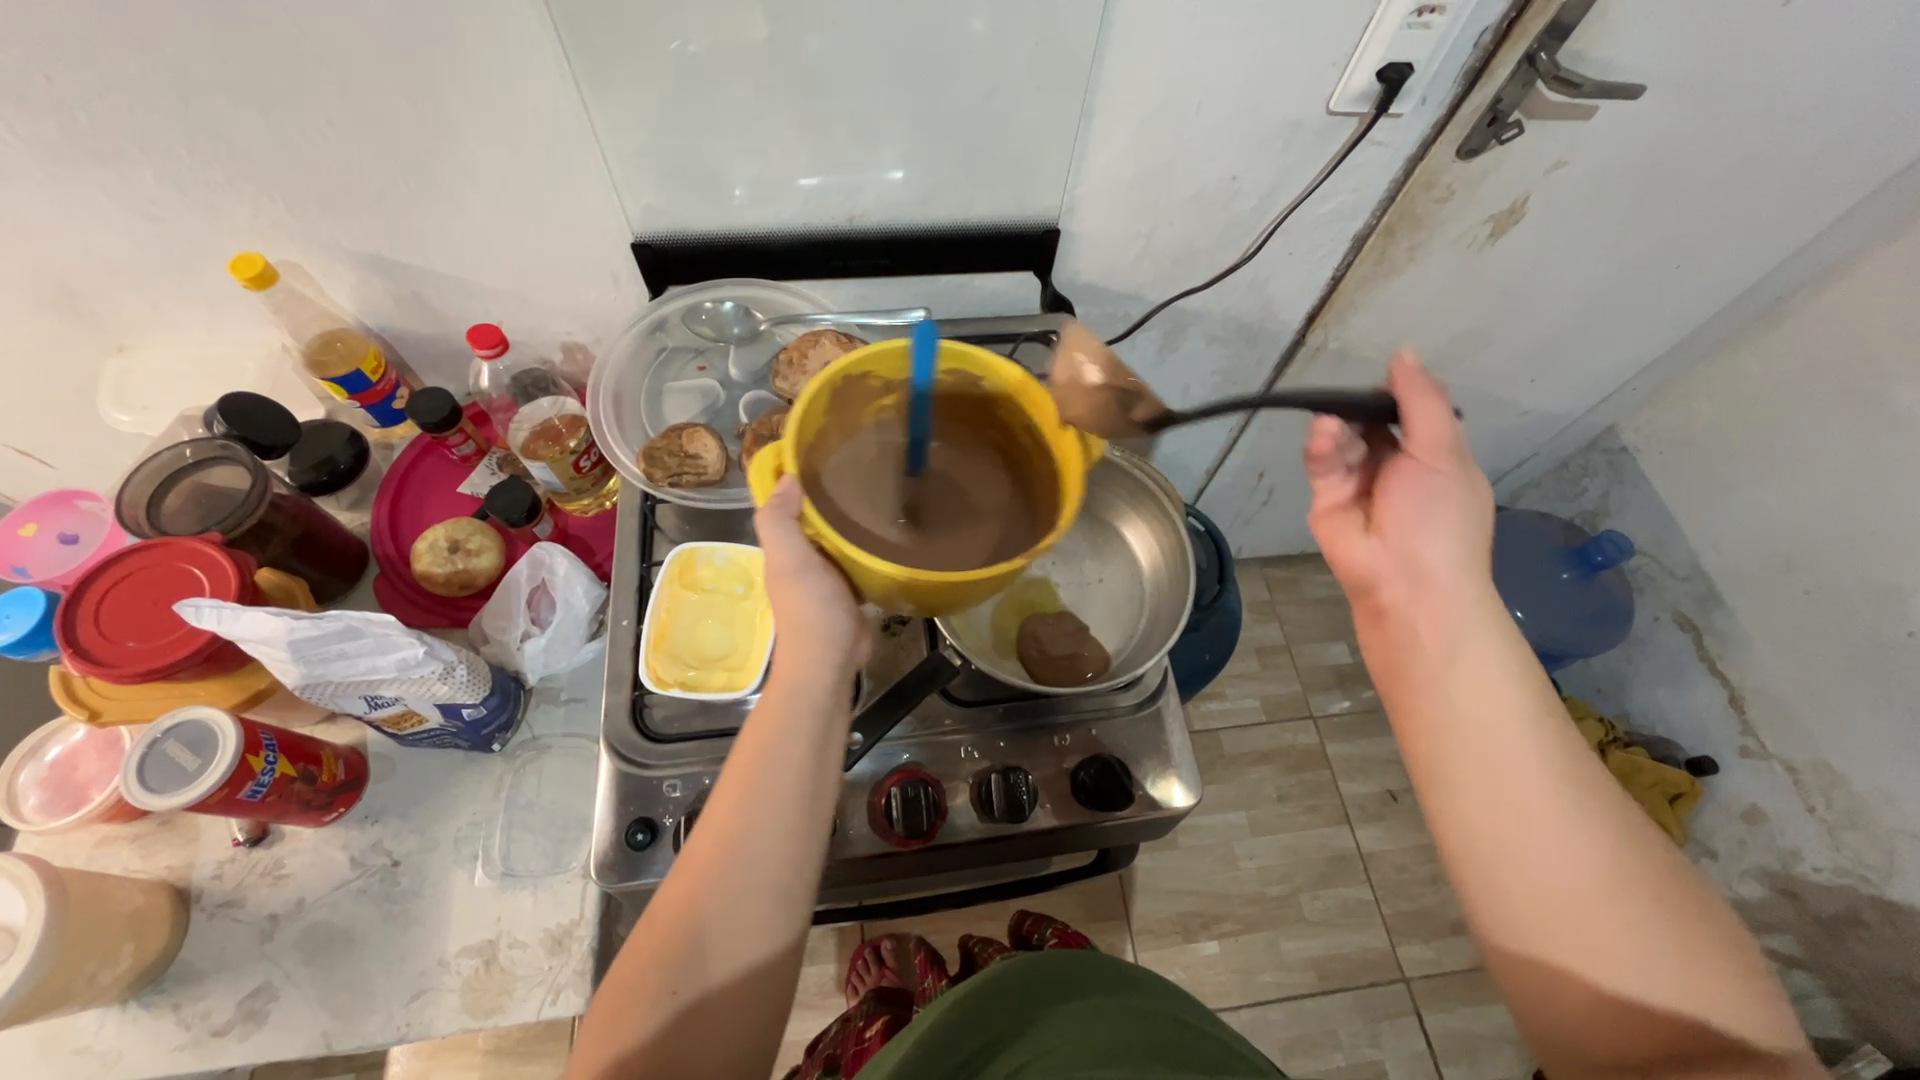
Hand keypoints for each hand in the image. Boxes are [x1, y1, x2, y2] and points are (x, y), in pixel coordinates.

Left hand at [754, 475, 872, 679]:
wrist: (830, 659)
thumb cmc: (810, 607)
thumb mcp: (789, 559)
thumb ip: (780, 520)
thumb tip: (787, 476)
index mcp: (785, 547)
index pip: (786, 504)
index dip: (796, 479)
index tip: (821, 450)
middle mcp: (804, 558)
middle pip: (815, 519)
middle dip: (830, 495)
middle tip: (862, 464)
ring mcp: (829, 575)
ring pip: (839, 538)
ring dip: (852, 520)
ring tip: (882, 489)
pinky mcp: (853, 589)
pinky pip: (859, 558)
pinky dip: (869, 544)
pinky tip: (890, 529)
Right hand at [1302, 350, 1494, 620]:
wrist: (1407, 583)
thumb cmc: (1439, 518)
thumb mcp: (1444, 451)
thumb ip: (1422, 401)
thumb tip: (1403, 352)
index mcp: (1434, 457)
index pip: (1412, 412)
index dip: (1398, 393)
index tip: (1385, 377)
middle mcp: (1396, 466)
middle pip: (1372, 421)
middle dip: (1361, 406)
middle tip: (1350, 396)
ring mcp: (1359, 482)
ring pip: (1343, 438)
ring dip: (1338, 425)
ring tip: (1332, 423)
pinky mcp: (1326, 498)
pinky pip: (1321, 462)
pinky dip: (1321, 445)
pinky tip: (1323, 434)